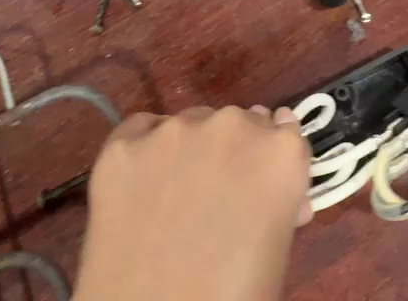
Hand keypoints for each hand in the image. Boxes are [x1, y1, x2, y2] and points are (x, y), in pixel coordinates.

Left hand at [74, 105, 310, 300]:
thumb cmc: (231, 296)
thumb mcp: (275, 250)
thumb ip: (280, 202)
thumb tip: (275, 186)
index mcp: (280, 152)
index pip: (283, 131)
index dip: (270, 160)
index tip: (258, 182)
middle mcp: (231, 125)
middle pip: (237, 123)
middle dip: (232, 152)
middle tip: (216, 199)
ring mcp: (173, 131)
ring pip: (190, 124)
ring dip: (189, 150)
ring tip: (174, 200)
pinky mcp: (124, 144)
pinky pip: (140, 130)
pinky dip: (144, 152)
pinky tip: (141, 189)